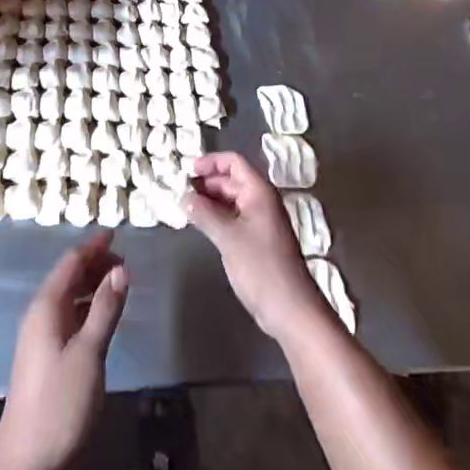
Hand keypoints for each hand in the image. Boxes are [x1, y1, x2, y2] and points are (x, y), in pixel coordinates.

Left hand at [0, 231, 128, 469]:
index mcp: (46, 307)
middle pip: (68, 277)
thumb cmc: (59, 403)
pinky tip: (104, 314)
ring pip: (69, 297)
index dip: (93, 246)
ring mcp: (42, 337)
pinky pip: (70, 316)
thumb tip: (121, 269)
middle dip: (95, 263)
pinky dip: (89, 307)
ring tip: (120, 281)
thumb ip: (105, 309)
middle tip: (126, 260)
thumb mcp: (89, 353)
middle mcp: (40, 315)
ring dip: (92, 285)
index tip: (116, 232)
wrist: (27, 463)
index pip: (70, 263)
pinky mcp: (47, 357)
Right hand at [186, 152, 330, 341]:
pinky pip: (234, 218)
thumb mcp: (228, 238)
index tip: (187, 171)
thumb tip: (184, 197)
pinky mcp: (257, 240)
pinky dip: (216, 216)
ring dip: (209, 200)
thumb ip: (204, 214)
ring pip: (231, 200)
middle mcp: (261, 201)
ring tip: (184, 207)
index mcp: (259, 192)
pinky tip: (200, 225)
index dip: (211, 162)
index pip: (234, 162)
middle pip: (232, 180)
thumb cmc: (261, 267)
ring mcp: (261, 221)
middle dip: (206, 182)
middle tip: (179, 191)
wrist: (290, 308)